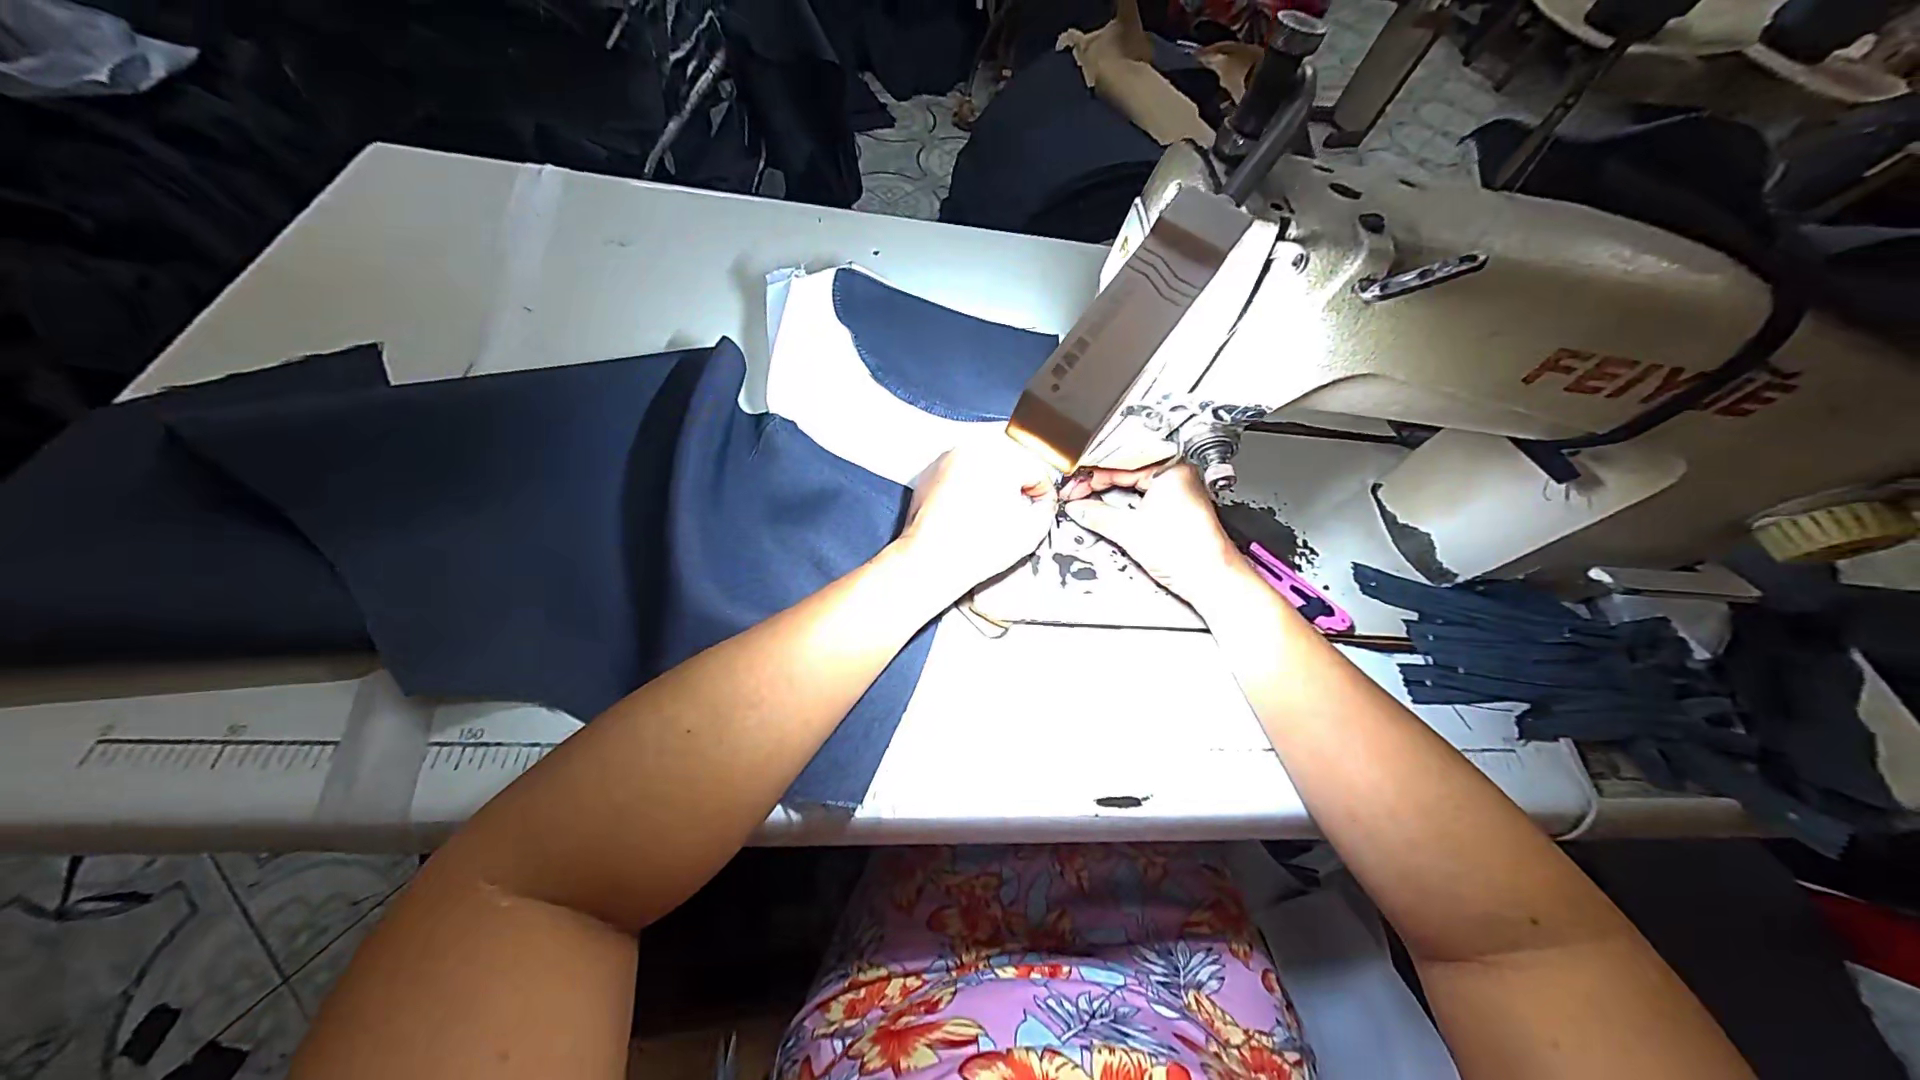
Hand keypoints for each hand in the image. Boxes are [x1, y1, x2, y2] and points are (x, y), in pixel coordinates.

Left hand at [897, 436, 1058, 595]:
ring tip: (990, 516)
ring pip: (984, 466)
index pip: (1035, 467)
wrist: (931, 562)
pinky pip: (960, 474)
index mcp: (999, 458)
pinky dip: (968, 488)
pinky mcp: (931, 473)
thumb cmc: (973, 549)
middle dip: (1016, 486)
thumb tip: (1042, 500)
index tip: (1038, 507)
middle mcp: (971, 451)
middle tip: (1016, 513)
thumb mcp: (1031, 530)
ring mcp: (947, 460)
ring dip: (993, 485)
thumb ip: (1046, 506)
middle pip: (1009, 462)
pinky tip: (969, 514)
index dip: (1042, 492)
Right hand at [1059, 462, 1251, 608]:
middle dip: (1098, 483)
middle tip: (1076, 493)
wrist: (1211, 580)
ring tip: (1088, 499)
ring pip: (1135, 483)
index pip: (1120, 463)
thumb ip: (1097, 515)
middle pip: (1127, 471)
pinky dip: (1126, 502)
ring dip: (1110, 492)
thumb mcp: (1129, 531)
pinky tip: (1110, 508)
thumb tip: (1078, 507)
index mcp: (1171, 468)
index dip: (1091, 476)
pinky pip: (1145, 495)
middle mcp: (1179, 474)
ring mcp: (1181, 490)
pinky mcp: (1179, 507)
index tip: (1074, 486)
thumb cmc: (1188, 553)